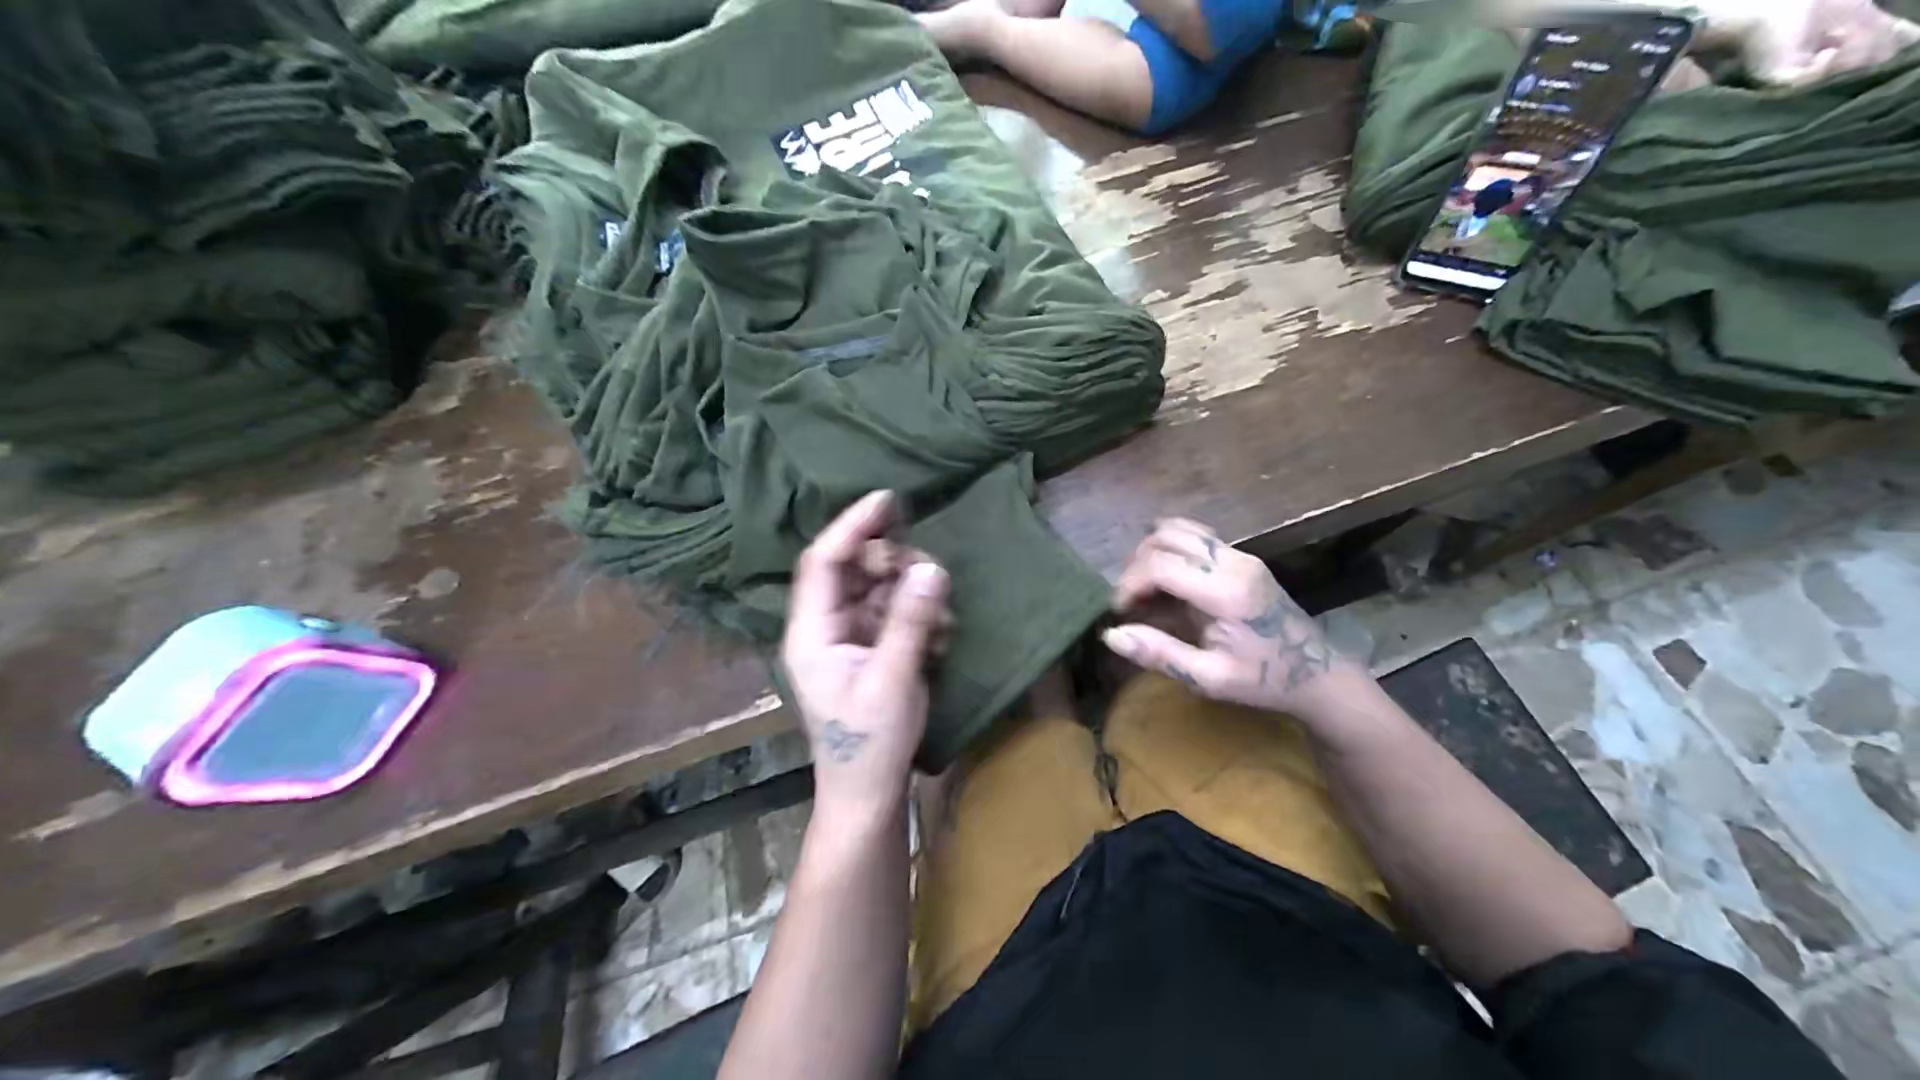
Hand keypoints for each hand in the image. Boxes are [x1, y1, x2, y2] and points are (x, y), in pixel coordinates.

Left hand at [783, 490, 950, 811]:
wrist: (869, 796)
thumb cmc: (870, 744)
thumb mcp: (894, 680)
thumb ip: (911, 621)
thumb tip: (931, 567)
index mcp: (811, 633)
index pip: (824, 562)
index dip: (853, 526)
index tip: (889, 500)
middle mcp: (824, 628)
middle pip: (854, 570)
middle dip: (894, 565)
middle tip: (931, 576)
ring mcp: (847, 640)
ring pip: (877, 591)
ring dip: (911, 595)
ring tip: (942, 623)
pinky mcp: (869, 652)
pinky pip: (892, 615)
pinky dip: (916, 618)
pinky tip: (938, 640)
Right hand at [1101, 518, 1352, 715]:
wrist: (1317, 673)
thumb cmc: (1264, 680)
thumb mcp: (1209, 678)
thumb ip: (1160, 654)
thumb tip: (1111, 635)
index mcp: (1227, 592)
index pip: (1160, 564)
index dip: (1129, 584)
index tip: (1119, 612)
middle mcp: (1233, 562)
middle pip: (1164, 538)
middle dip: (1136, 567)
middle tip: (1130, 604)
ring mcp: (1239, 554)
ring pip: (1177, 530)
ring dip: (1150, 554)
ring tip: (1146, 591)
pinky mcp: (1239, 557)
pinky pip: (1193, 536)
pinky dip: (1168, 550)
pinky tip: (1165, 580)